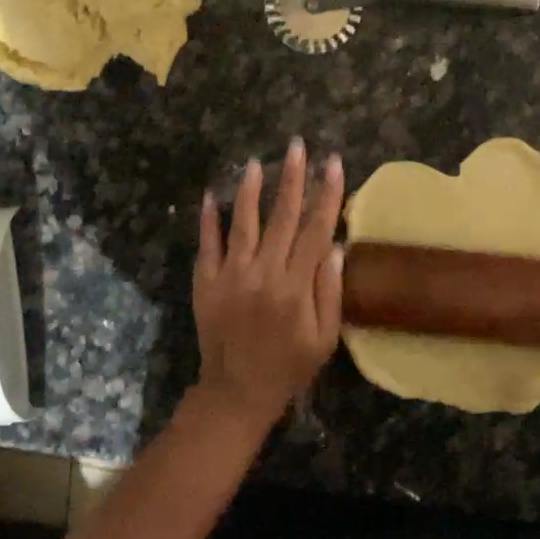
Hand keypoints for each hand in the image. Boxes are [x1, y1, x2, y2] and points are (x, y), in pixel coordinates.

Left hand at [192, 137, 345, 428]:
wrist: (236, 393)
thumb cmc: (289, 367)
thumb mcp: (324, 339)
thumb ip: (329, 292)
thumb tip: (333, 246)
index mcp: (296, 288)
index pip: (316, 229)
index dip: (326, 194)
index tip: (333, 163)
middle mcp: (263, 274)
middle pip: (282, 217)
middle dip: (293, 178)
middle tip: (298, 146)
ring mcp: (231, 276)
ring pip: (243, 223)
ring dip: (251, 190)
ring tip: (257, 162)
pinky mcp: (206, 283)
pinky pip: (207, 245)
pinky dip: (208, 219)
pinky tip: (210, 195)